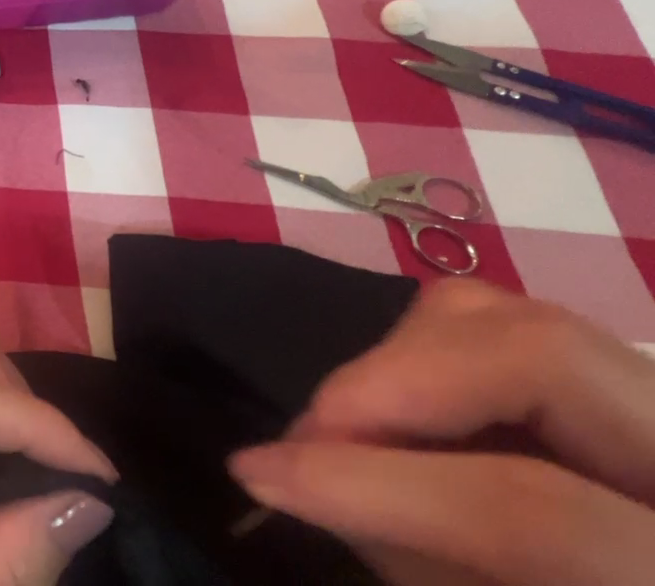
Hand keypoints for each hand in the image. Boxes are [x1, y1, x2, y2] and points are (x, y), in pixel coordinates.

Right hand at [230, 278, 654, 585]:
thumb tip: (300, 474)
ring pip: (507, 315)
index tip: (256, 471)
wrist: (623, 573)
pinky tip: (412, 412)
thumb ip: (414, 557)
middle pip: (534, 351)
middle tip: (310, 433)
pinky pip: (505, 325)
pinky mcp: (631, 381)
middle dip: (382, 380)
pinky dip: (426, 355)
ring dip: (396, 361)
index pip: (530, 508)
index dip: (372, 483)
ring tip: (356, 423)